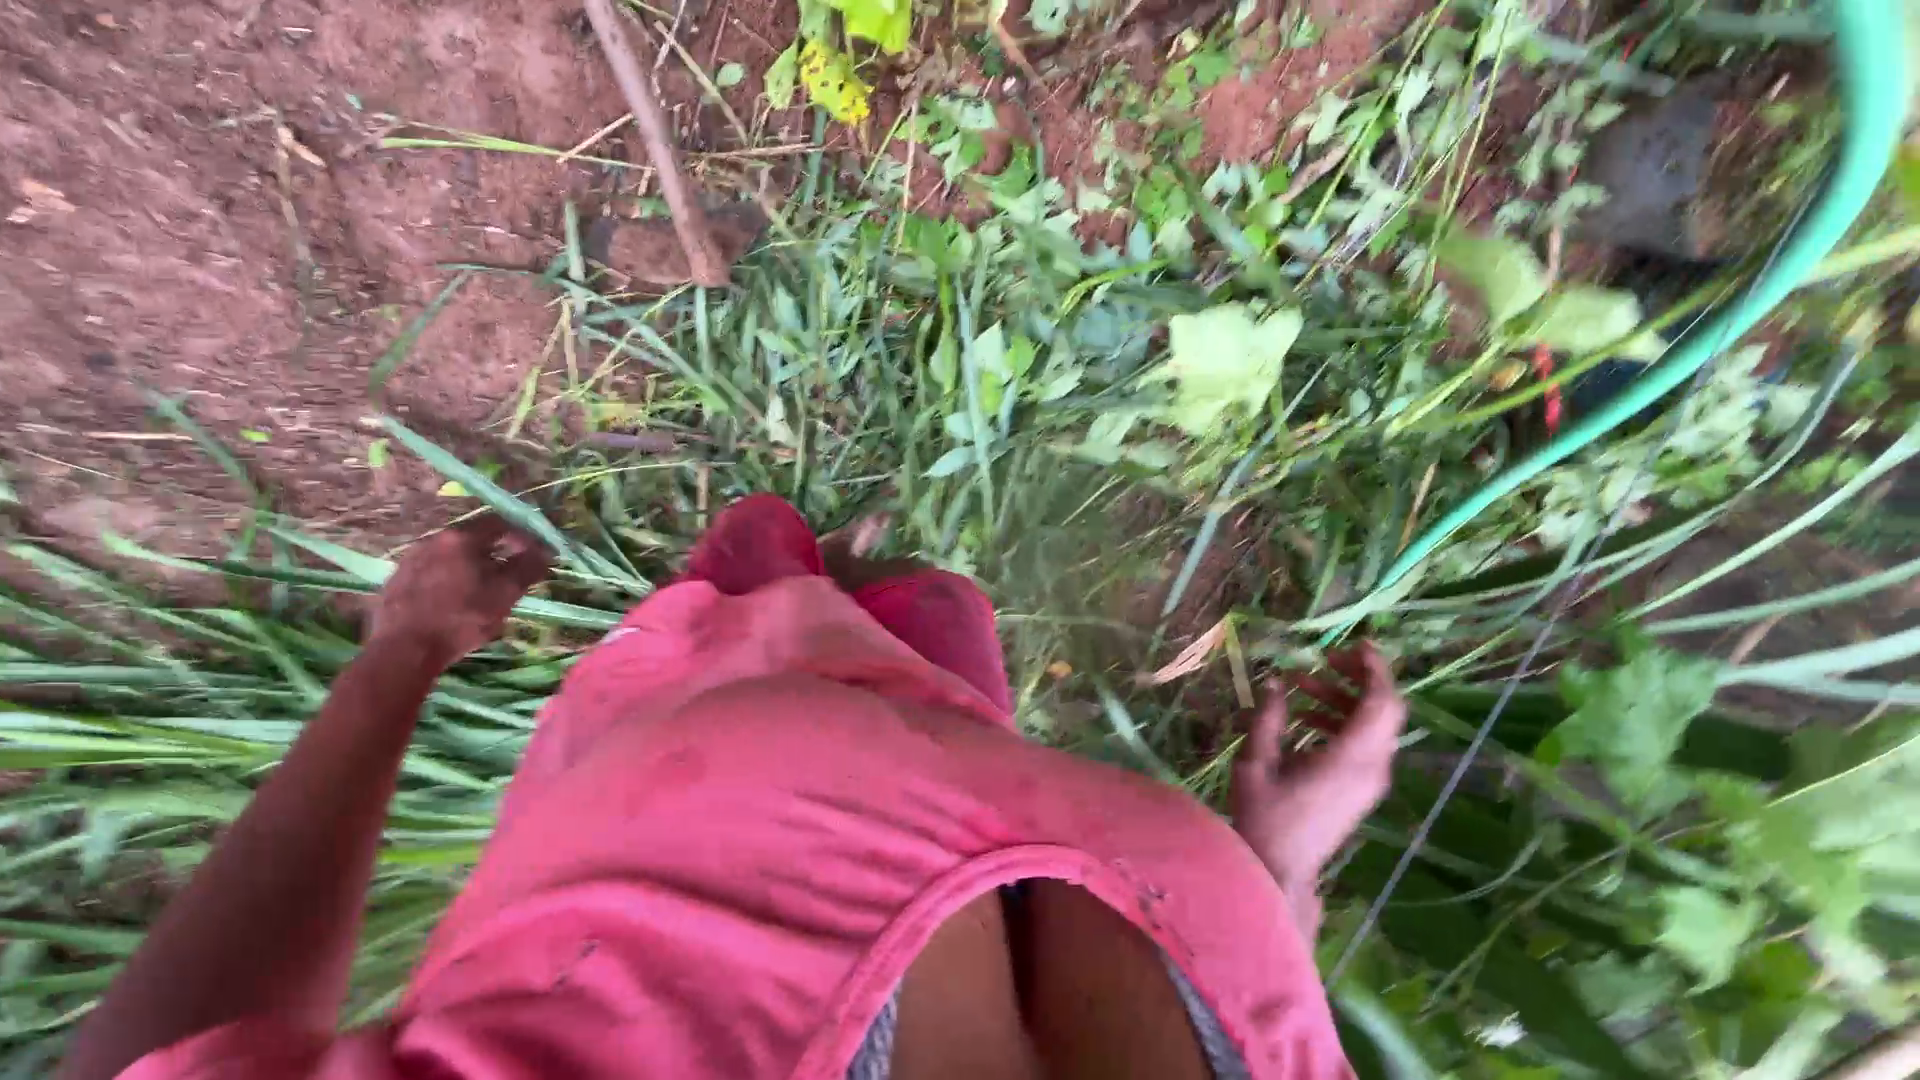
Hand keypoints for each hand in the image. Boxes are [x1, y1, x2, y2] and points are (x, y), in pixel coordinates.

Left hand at [368, 516, 550, 669]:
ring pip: (450, 555)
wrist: (404, 650)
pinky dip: (448, 578)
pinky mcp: (396, 581)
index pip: (499, 523)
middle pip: (473, 538)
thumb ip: (528, 567)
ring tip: (482, 590)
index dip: (522, 535)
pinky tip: (453, 601)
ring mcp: (410, 560)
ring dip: (471, 566)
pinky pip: (431, 571)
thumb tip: (545, 550)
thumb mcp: (505, 594)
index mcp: (461, 538)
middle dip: (496, 552)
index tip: (535, 554)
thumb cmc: (461, 618)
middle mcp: (432, 540)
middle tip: (510, 574)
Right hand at [1231, 644, 1406, 899]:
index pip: (1381, 702)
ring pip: (1373, 727)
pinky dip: (1342, 722)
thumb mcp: (1256, 762)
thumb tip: (1274, 683)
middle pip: (1385, 710)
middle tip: (1325, 660)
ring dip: (1343, 700)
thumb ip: (1268, 718)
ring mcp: (1369, 782)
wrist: (1278, 870)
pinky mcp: (1359, 790)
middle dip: (1358, 679)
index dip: (1374, 668)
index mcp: (1352, 758)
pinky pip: (1364, 744)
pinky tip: (1305, 720)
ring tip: (1300, 687)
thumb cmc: (1264, 816)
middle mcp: (1372, 768)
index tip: (1357, 644)